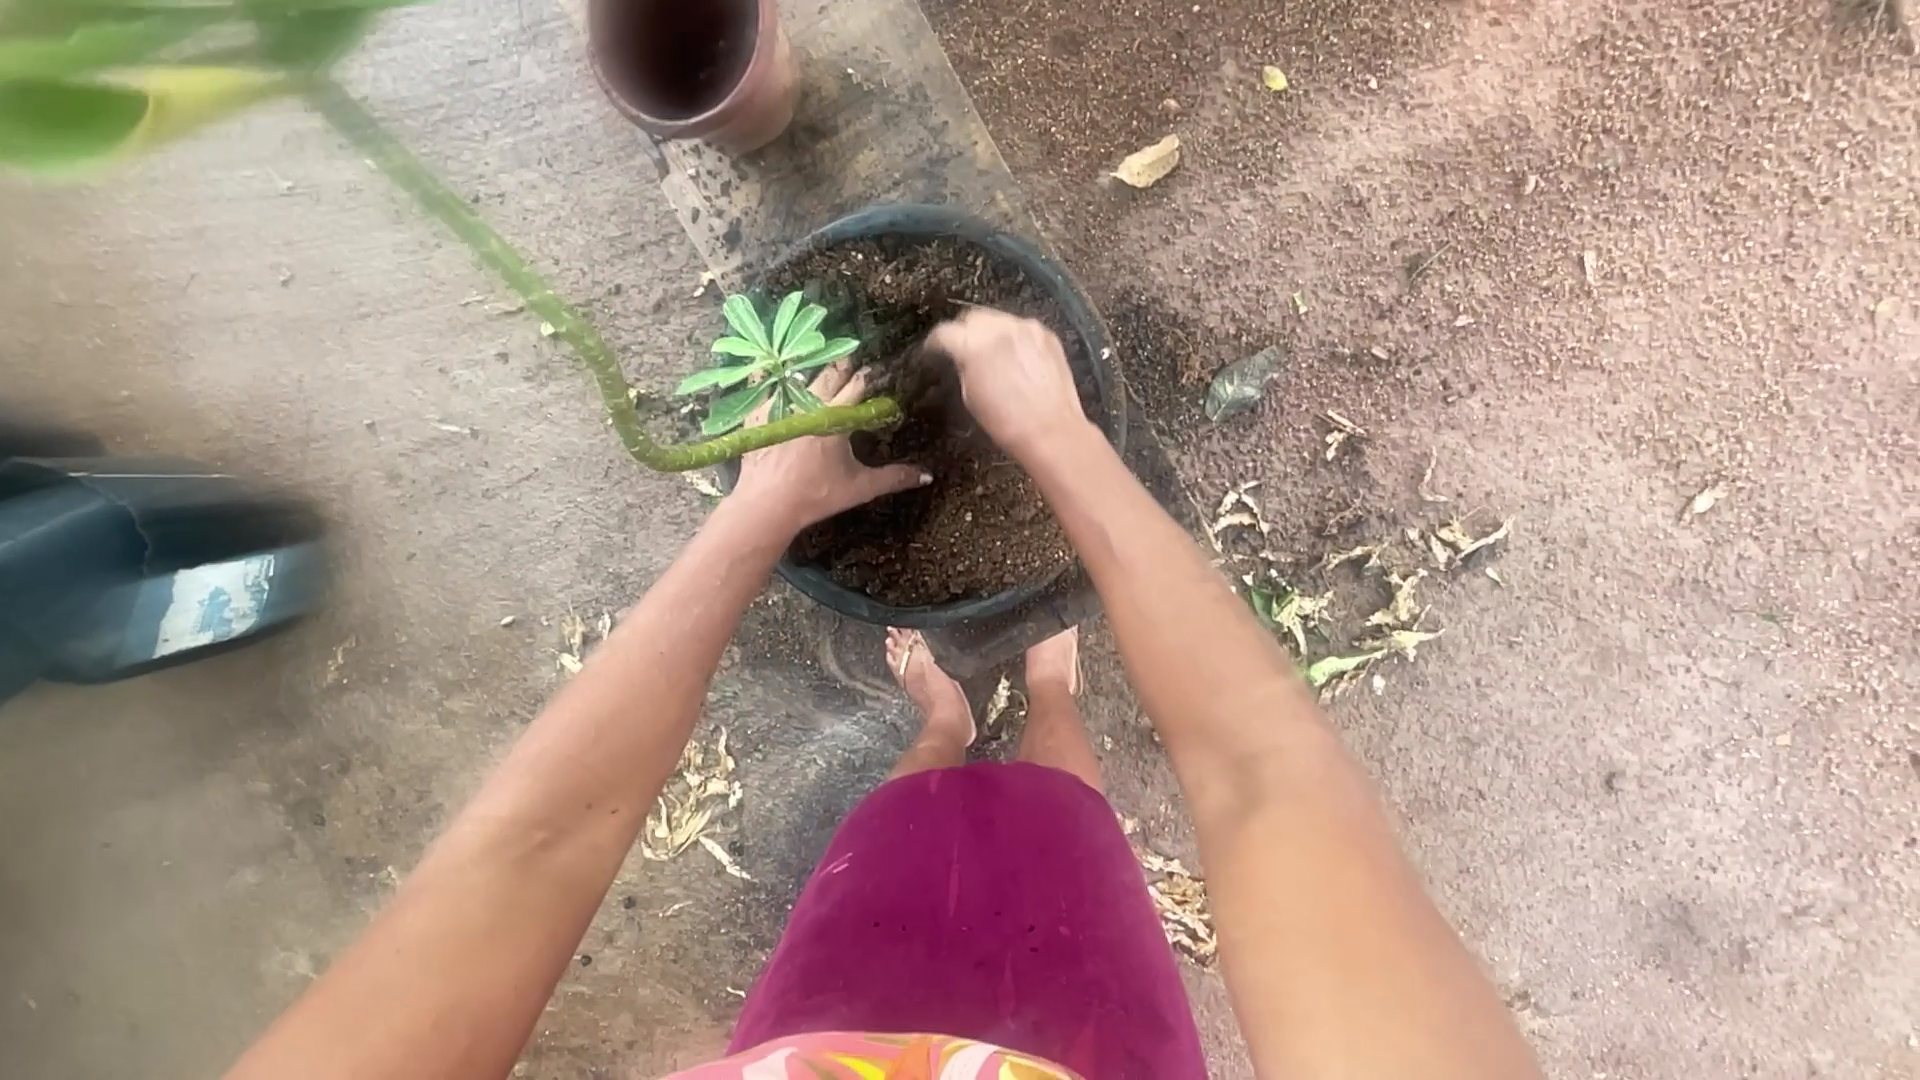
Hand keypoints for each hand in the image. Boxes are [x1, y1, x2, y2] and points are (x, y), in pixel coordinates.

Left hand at [727, 360, 931, 537]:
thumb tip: (926, 474)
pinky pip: (773, 388)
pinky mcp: (760, 413)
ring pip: (803, 377)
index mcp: (835, 419)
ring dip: (818, 374)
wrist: (766, 506)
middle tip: (856, 362)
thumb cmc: (816, 496)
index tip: (880, 371)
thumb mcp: (860, 488)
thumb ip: (894, 478)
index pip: (859, 384)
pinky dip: (785, 385)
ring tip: (828, 374)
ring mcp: (781, 406)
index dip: (872, 375)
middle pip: (830, 372)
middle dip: (845, 365)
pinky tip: (790, 386)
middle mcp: (808, 405)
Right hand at [926, 307, 1091, 461]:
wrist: (1052, 431)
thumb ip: (962, 368)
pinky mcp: (1047, 335)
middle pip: (972, 317)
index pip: (944, 332)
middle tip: (961, 350)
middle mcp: (1000, 328)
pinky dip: (1012, 338)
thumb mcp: (970, 398)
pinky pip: (1021, 328)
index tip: (933, 351)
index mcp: (974, 346)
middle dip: (963, 331)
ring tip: (989, 355)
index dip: (935, 343)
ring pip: (998, 319)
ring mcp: (1027, 328)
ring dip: (988, 332)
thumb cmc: (1007, 424)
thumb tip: (961, 358)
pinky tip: (1015, 358)